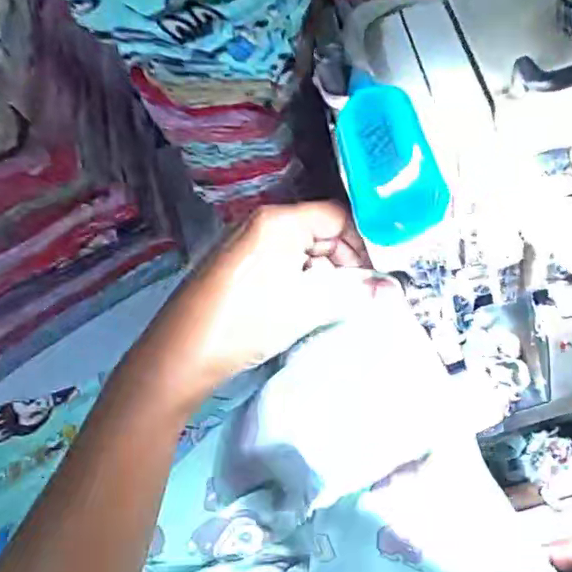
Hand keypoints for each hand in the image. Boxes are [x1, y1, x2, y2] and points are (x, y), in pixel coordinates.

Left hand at [135, 202, 373, 408]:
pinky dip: (299, 282)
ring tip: (330, 307)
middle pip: (319, 232)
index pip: (338, 217)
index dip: (365, 244)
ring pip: (300, 251)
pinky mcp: (235, 267)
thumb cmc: (246, 323)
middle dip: (344, 263)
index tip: (379, 276)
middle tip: (358, 296)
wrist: (181, 354)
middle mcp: (260, 223)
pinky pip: (280, 264)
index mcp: (279, 222)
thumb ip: (353, 294)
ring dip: (322, 276)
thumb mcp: (307, 308)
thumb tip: (389, 289)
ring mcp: (245, 244)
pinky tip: (300, 309)